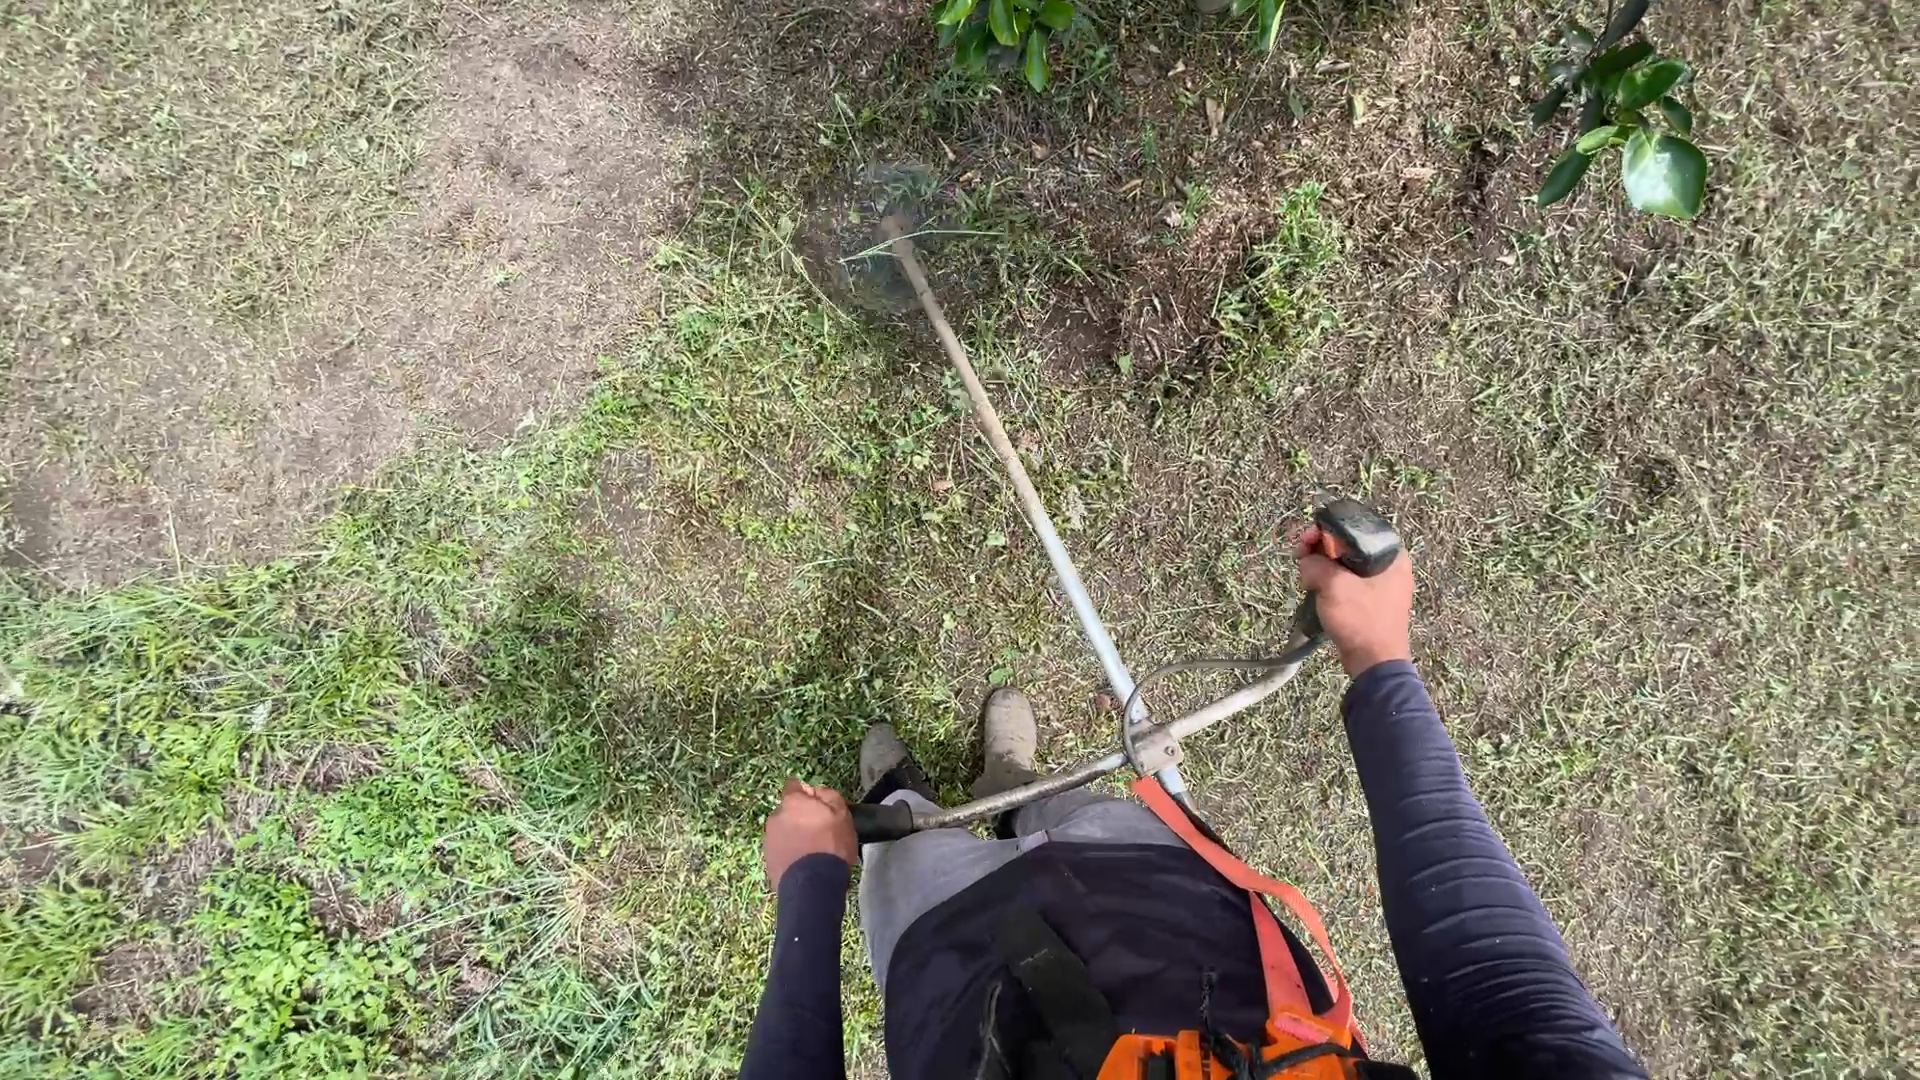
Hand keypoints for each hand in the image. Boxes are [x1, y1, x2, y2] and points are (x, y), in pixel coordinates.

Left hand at [762, 778, 857, 888]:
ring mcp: (769, 841)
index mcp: (792, 802)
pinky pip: (780, 850)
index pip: (793, 785)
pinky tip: (804, 863)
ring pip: (782, 830)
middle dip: (799, 815)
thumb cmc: (831, 844)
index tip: (816, 802)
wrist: (813, 885)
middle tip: (817, 828)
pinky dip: (789, 852)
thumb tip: (817, 791)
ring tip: (811, 849)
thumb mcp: (842, 814)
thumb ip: (829, 796)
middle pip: (787, 810)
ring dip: (793, 834)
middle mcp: (775, 818)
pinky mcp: (768, 862)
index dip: (805, 792)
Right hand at [1295, 524, 1414, 675]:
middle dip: (1320, 550)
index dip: (1326, 530)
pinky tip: (1314, 589)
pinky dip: (1328, 582)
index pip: (1354, 528)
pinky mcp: (1370, 599)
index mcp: (1391, 555)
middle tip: (1300, 557)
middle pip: (1347, 545)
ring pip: (1344, 563)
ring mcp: (1381, 583)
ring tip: (1306, 579)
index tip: (1306, 540)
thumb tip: (1306, 560)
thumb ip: (1316, 563)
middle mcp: (1390, 565)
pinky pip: (1346, 581)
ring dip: (1321, 567)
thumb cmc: (1360, 619)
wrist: (1374, 661)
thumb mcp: (1334, 585)